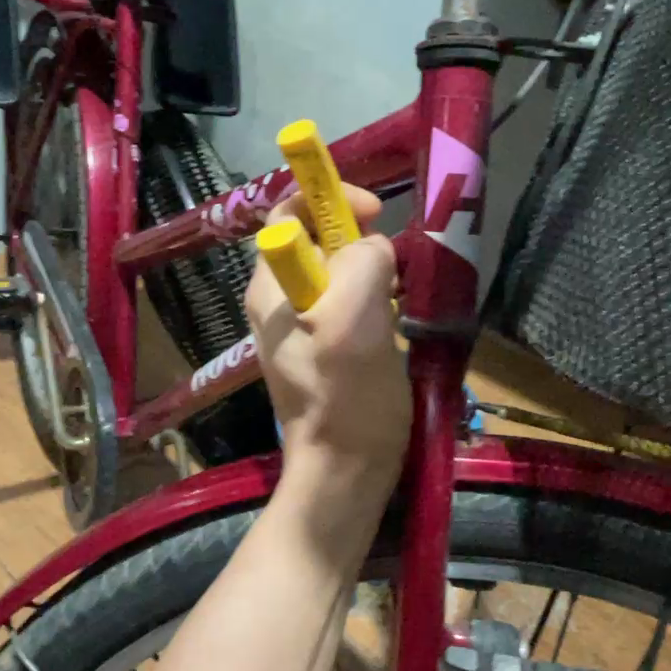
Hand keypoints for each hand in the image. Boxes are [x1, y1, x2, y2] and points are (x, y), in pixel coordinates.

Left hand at [244, 184, 409, 501]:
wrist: (345, 471)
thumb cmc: (346, 396)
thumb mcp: (355, 316)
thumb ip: (363, 261)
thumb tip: (374, 247)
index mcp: (272, 287)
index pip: (289, 213)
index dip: (328, 199)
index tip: (375, 213)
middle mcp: (282, 299)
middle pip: (320, 240)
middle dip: (360, 240)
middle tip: (393, 265)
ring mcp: (306, 325)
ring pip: (343, 271)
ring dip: (374, 272)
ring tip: (397, 299)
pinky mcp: (331, 347)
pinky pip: (354, 302)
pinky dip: (378, 300)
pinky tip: (396, 322)